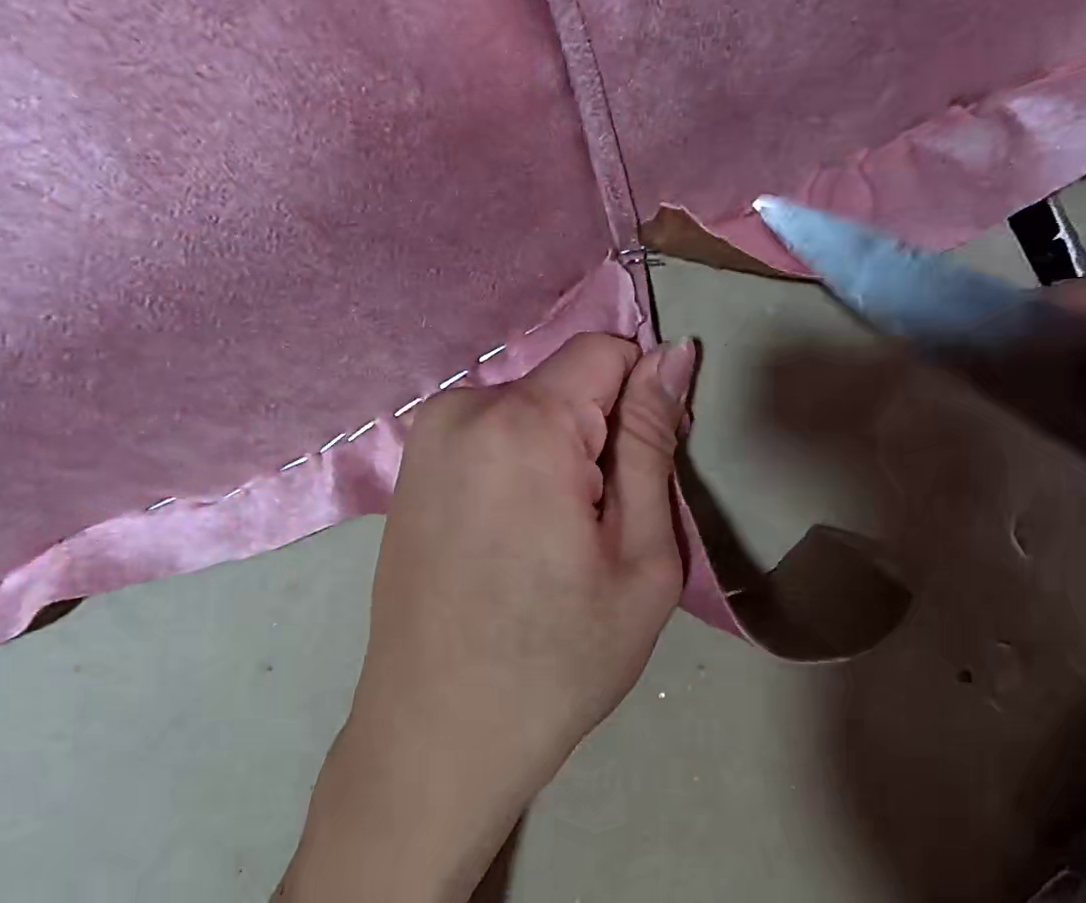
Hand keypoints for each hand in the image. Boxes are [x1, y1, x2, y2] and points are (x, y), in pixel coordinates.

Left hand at [278, 333, 696, 902]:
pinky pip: (491, 431)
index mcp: (523, 425)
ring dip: (559, 450)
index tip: (644, 467)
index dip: (643, 397)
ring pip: (531, 406)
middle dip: (600, 431)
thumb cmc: (557, 660)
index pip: (607, 350)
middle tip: (599, 522)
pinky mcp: (411, 464)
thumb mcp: (640, 557)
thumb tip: (674, 355)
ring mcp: (427, 434)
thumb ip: (653, 442)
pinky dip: (519, 462)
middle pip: (566, 381)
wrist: (434, 736)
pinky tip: (513, 534)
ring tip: (553, 536)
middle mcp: (463, 408)